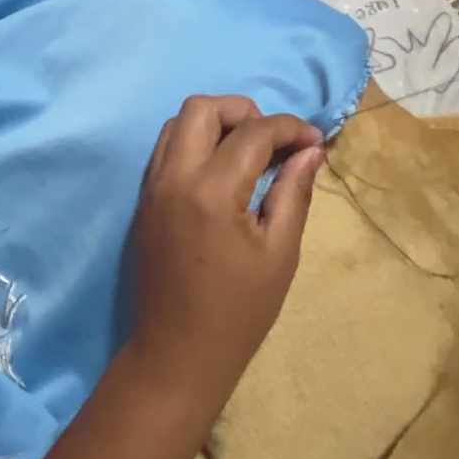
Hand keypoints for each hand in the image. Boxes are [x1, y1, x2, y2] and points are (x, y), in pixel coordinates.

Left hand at [126, 95, 324, 411]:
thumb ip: (294, 193)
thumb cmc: (238, 310)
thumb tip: (311, 151)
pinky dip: (193, 142)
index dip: (290, 128)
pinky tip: (221, 170)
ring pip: (176, 123)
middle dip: (244, 111)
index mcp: (212, 191)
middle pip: (201, 108)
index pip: (253, 132)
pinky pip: (164, 148)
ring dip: (215, 123)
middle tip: (273, 142)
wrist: (177, 351)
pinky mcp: (144, 199)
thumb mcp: (280, 253)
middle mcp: (174, 177)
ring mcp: (152, 186)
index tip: (314, 141)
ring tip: (248, 153)